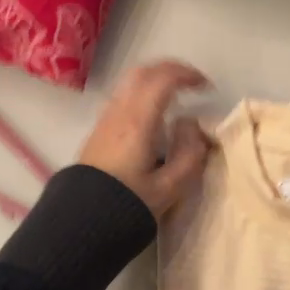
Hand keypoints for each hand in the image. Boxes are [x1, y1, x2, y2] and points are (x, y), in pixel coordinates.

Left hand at [78, 60, 212, 217]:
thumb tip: (193, 127)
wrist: (84, 219)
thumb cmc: (129, 203)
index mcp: (138, 121)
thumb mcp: (169, 188)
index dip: (188, 75)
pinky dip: (142, 95)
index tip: (206, 87)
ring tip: (173, 97)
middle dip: (170, 70)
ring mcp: (105, 119)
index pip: (163, 79)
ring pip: (129, 83)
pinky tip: (152, 116)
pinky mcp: (98, 130)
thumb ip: (190, 155)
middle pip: (143, 72)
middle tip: (191, 83)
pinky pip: (122, 99)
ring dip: (154, 81)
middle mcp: (119, 112)